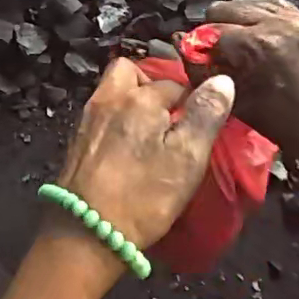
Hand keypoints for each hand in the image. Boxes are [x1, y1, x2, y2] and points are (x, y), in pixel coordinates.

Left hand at [54, 57, 235, 250]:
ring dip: (133, 99)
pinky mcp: (78, 137)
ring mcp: (89, 117)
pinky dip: (118, 117)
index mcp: (137, 97)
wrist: (88, 227)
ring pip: (113, 90)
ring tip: (155, 131)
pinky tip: (131, 145)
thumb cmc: (144, 193)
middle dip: (151, 83)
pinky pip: (102, 112)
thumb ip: (205, 115)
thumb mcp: (187, 157)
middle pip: (129, 71)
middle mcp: (108, 98)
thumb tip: (221, 80)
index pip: (173, 82)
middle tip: (172, 113)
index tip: (204, 116)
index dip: (193, 97)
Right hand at [207, 0, 298, 175]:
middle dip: (215, 30)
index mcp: (257, 43)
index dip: (201, 47)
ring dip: (235, 21)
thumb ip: (198, 67)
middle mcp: (277, 23)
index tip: (204, 62)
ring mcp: (297, 19)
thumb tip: (179, 41)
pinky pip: (271, 4)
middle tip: (221, 54)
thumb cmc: (280, 123)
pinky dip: (257, 16)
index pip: (208, 31)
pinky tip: (257, 35)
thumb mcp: (231, 99)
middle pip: (223, 8)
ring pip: (244, 3)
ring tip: (240, 45)